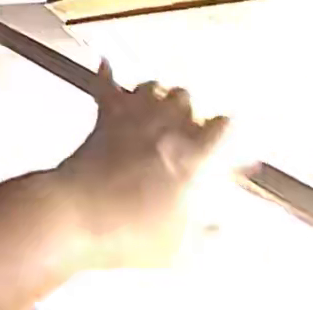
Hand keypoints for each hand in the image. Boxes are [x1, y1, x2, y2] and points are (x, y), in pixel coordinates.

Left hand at [49, 61, 226, 269]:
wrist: (82, 214)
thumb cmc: (133, 232)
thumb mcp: (183, 248)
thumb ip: (206, 232)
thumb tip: (219, 227)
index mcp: (191, 157)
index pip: (224, 127)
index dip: (229, 130)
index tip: (230, 138)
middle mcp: (163, 127)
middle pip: (185, 96)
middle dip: (190, 110)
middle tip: (190, 128)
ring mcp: (131, 116)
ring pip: (151, 85)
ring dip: (158, 94)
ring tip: (159, 105)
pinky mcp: (104, 115)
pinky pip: (104, 84)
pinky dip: (106, 74)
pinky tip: (106, 64)